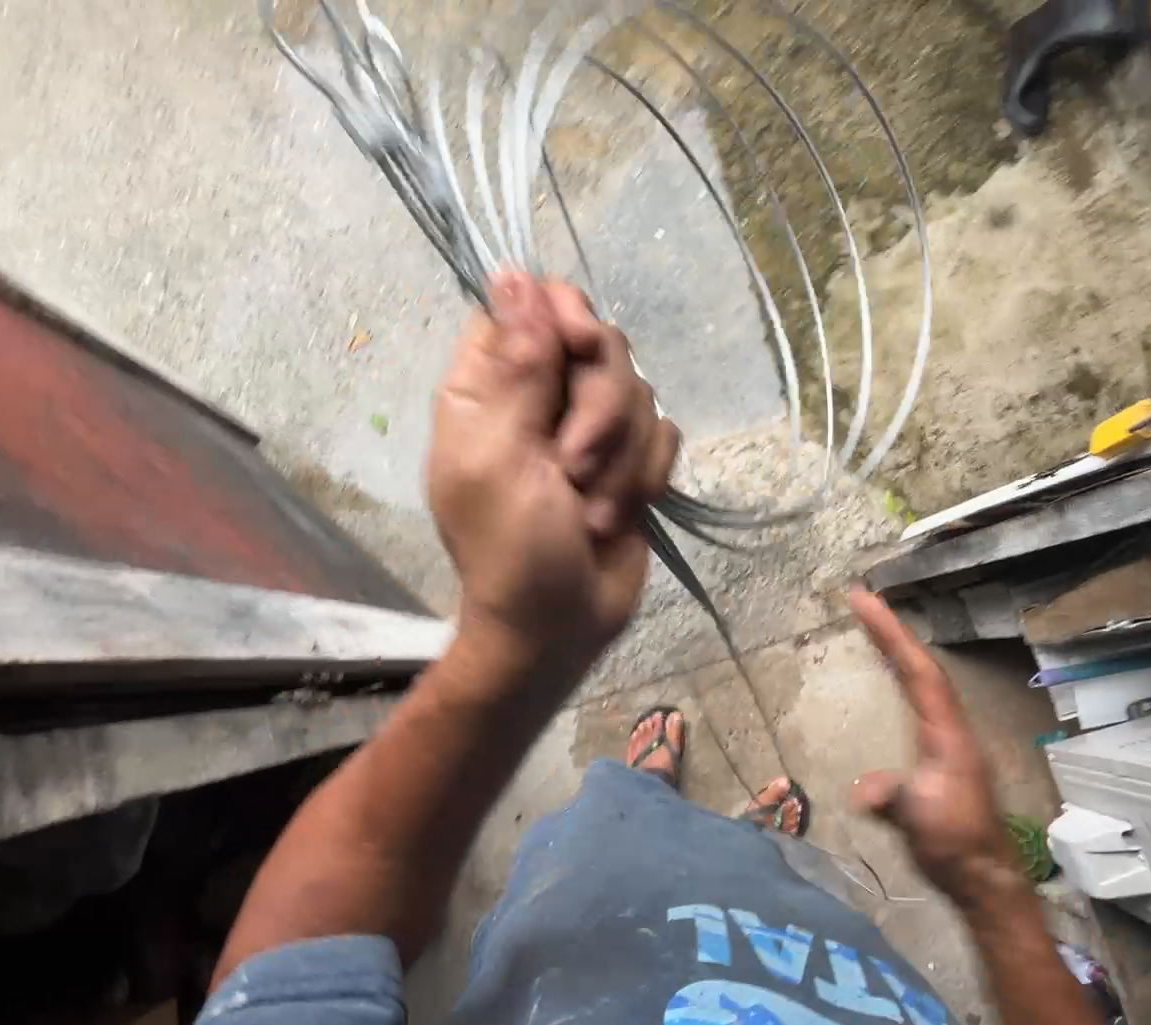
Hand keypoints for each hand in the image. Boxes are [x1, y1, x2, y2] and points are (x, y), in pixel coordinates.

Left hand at [429, 273, 680, 678]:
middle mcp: (539, 397)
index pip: (528, 306)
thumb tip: (512, 273)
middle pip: (595, 342)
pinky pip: (663, 432)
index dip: (560, 315)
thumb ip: (514, 367)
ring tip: (589, 508)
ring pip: (635, 389)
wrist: (558, 626)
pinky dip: (644, 473)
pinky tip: (618, 511)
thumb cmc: (512, 549)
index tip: (579, 347)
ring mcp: (588, 428)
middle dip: (598, 406)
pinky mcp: (629, 459)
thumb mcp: (499, 458)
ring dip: (619, 455)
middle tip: (572, 464)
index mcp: (487, 388)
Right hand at [847, 588, 1026, 910]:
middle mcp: (950, 727)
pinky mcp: (940, 752)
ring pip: (923, 679)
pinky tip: (887, 675)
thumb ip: (897, 801)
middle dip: (893, 630)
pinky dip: (899, 673)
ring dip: (897, 648)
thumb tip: (865, 790)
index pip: (919, 672)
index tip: (863, 600)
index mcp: (948, 734)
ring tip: (872, 625)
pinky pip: (917, 697)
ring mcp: (947, 739)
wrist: (983, 879)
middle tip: (861, 599)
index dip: (892, 634)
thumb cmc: (955, 848)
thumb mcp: (923, 824)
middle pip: (921, 666)